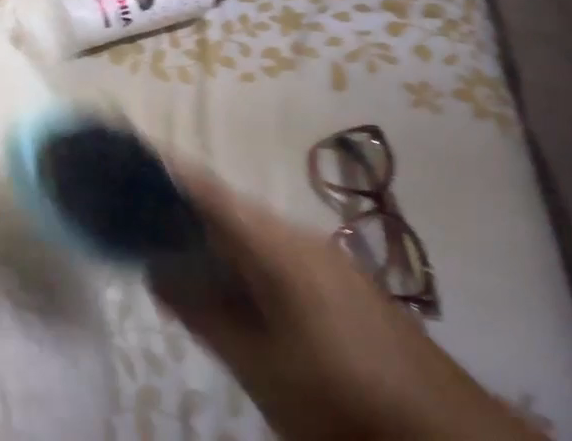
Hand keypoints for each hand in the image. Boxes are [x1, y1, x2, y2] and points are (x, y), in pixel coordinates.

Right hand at [147, 160, 543, 440]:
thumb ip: (203, 313)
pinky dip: (236, 266)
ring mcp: (326, 263)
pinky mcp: (341, 289)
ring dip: (205, 243)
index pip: (205, 191)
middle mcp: (300, 240)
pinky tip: (221, 294)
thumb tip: (155, 269)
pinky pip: (273, 260)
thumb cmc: (345, 400)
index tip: (118, 158)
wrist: (453, 436)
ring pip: (248, 238)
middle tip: (127, 222)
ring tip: (162, 258)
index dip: (161, 171)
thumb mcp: (260, 367)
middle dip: (175, 213)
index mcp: (276, 247)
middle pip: (224, 211)